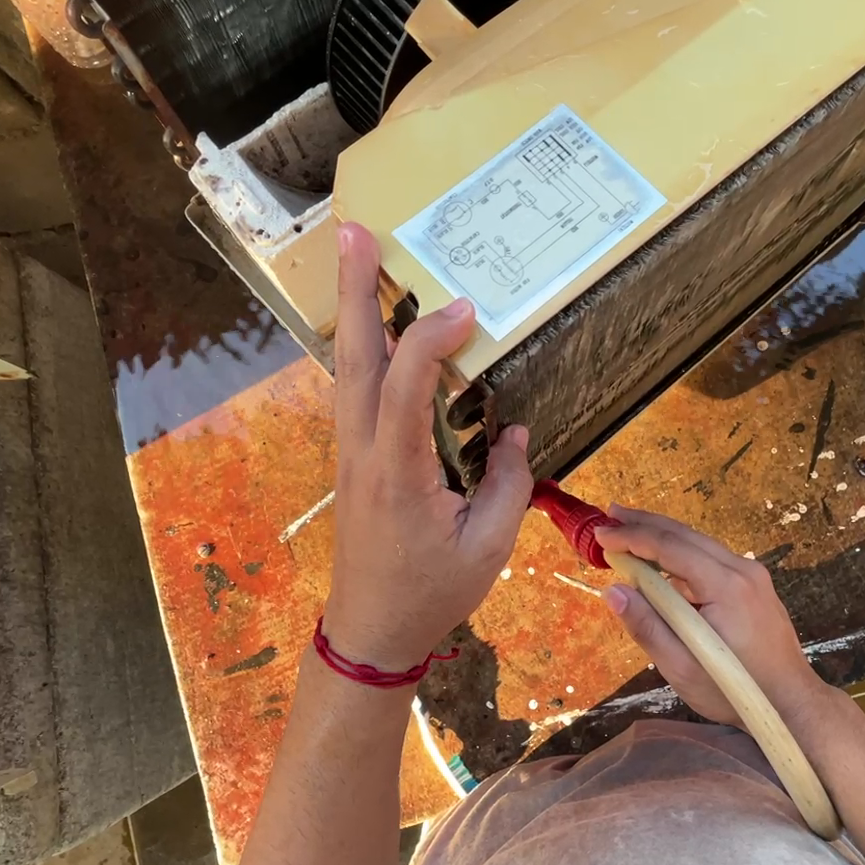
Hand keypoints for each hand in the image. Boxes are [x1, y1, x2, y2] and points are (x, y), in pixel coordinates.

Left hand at [320, 223, 532, 671]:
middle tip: (354, 232)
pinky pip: (355, 395)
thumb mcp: (488, 549)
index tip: (467, 309)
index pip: (408, 387)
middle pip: (353, 360)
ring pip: (347, 373)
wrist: (370, 632)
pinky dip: (364, 354)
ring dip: (353, 316)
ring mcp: (351, 456)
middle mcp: (363, 452)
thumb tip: (516, 432)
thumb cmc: (430, 595)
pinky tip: (375, 334)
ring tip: (357, 262)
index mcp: (398, 472)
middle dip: (353, 294)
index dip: (432, 340)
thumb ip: (509, 485)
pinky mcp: (354, 463)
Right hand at [596, 507, 827, 724]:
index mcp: (727, 587)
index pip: (672, 548)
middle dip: (644, 523)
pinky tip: (660, 561)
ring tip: (627, 530)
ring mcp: (751, 575)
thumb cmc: (735, 691)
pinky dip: (680, 552)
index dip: (633, 538)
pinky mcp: (752, 585)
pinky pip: (709, 558)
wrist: (792, 703)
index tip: (602, 535)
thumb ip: (646, 626)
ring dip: (661, 535)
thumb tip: (612, 591)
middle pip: (685, 535)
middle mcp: (743, 570)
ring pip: (698, 543)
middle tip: (609, 515)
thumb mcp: (681, 668)